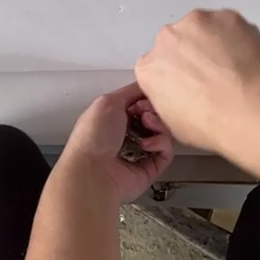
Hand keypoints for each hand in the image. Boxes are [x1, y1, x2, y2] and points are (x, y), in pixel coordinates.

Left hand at [56, 82, 174, 204]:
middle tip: (146, 114)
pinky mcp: (150, 169)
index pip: (139, 104)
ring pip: (163, 133)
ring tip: (148, 126)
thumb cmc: (93, 136)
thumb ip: (130, 91)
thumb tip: (147, 87)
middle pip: (153, 117)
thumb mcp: (108, 102)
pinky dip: (161, 144)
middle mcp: (125, 135)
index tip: (145, 98)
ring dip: (159, 126)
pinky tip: (148, 145)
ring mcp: (138, 152)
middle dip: (154, 111)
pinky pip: (166, 152)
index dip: (146, 98)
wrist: (93, 172)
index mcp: (112, 119)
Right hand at [134, 9, 259, 154]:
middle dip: (192, 55)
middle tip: (213, 76)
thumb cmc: (212, 122)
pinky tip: (246, 59)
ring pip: (203, 29)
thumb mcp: (174, 125)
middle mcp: (167, 39)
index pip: (156, 67)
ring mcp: (197, 23)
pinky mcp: (226, 16)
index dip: (175, 76)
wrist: (249, 108)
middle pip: (177, 42)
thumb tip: (179, 98)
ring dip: (213, 43)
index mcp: (149, 68)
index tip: (189, 85)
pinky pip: (229, 25)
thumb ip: (168, 101)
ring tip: (233, 68)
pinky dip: (236, 37)